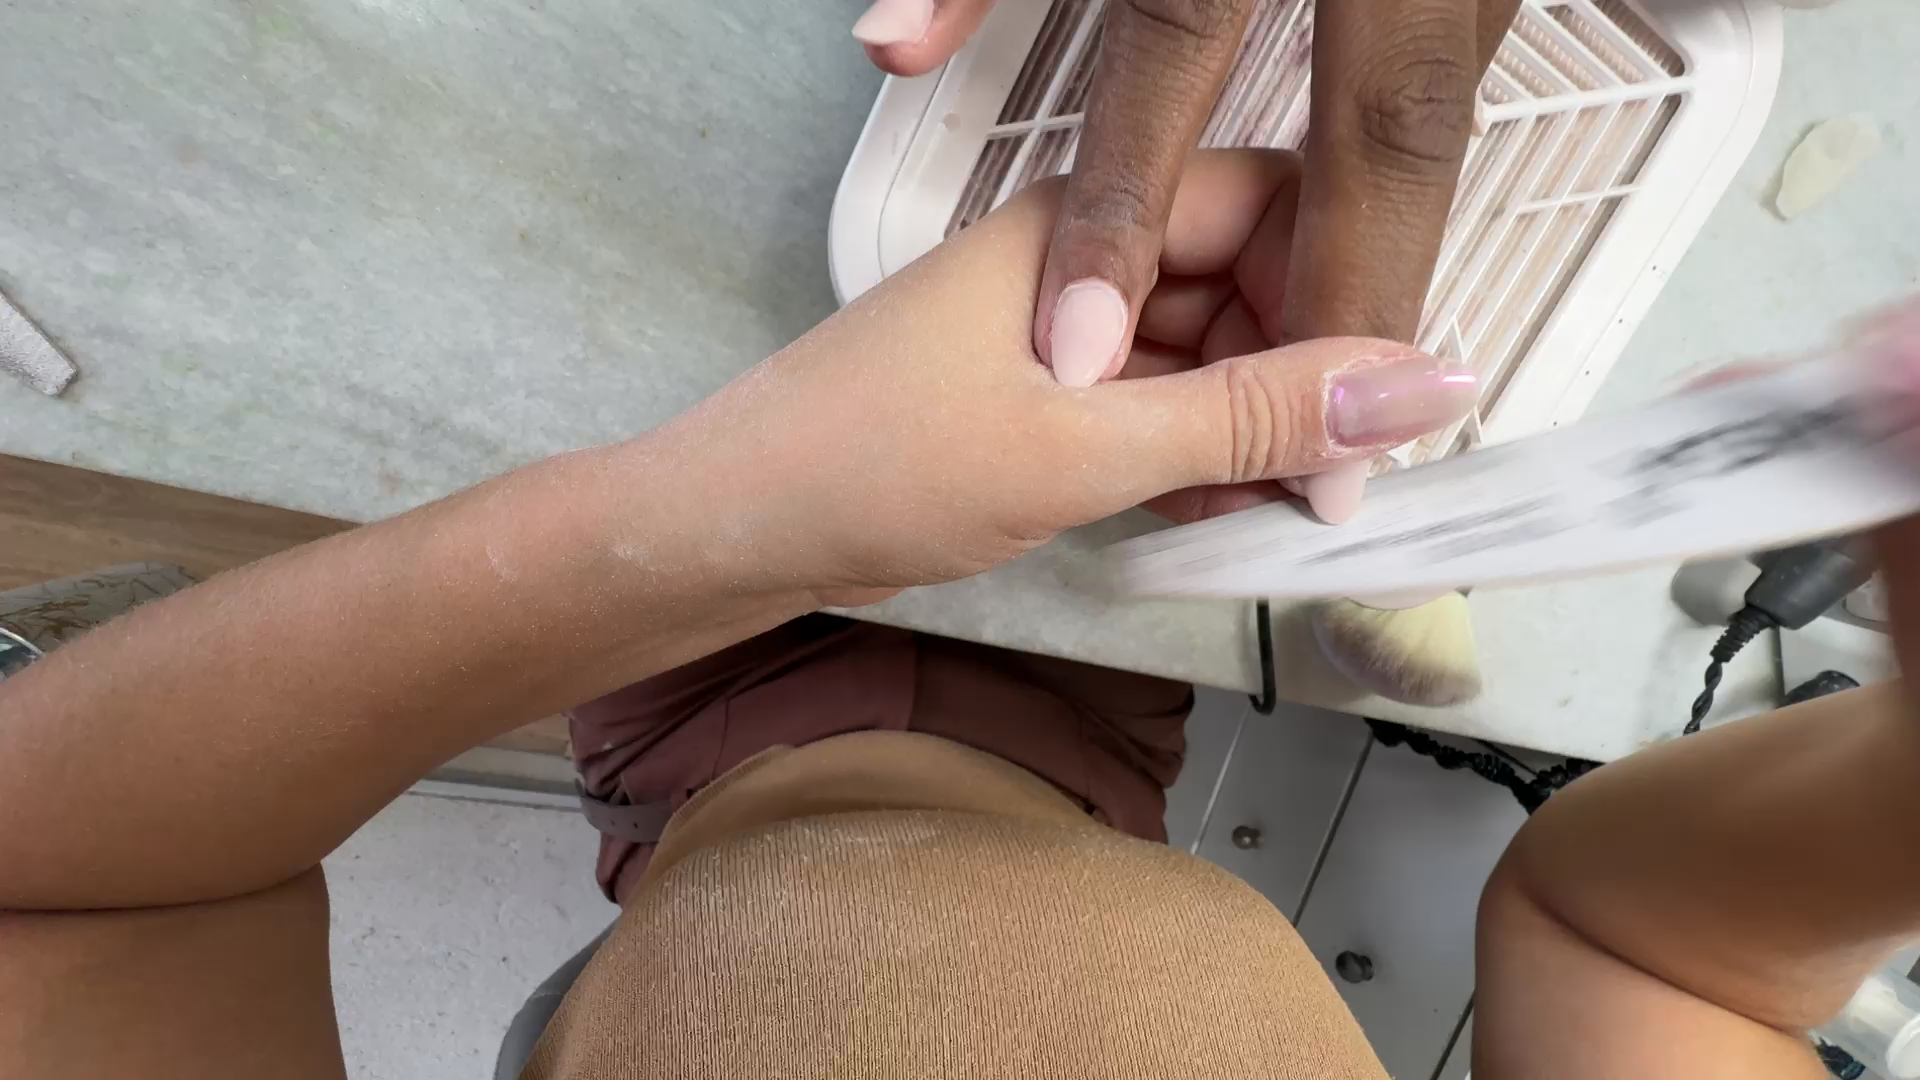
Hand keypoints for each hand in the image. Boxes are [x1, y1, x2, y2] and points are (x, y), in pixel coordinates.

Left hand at [670, 149, 1477, 596]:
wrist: (748, 525)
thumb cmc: (880, 464)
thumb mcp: (1079, 444)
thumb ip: (1246, 416)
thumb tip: (1413, 386)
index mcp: (1077, 229)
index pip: (1262, 213)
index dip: (1336, 296)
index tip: (1377, 401)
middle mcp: (1069, 273)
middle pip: (1233, 298)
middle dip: (1291, 386)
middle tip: (1327, 480)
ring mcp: (1050, 345)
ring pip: (1190, 371)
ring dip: (1239, 438)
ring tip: (1273, 509)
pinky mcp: (1032, 410)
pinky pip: (1140, 422)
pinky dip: (1182, 465)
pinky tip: (1208, 512)